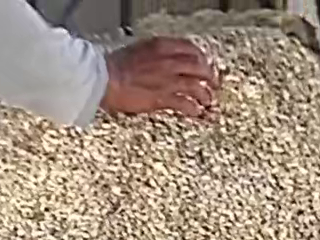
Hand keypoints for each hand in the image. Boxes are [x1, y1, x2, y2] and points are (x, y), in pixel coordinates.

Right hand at [101, 37, 218, 117]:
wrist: (106, 78)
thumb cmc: (115, 68)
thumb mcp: (137, 52)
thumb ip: (152, 57)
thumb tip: (157, 64)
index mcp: (160, 46)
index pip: (189, 48)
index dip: (200, 58)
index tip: (204, 65)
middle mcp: (167, 60)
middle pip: (197, 65)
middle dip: (209, 75)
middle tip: (214, 84)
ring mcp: (166, 79)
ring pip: (195, 85)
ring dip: (204, 94)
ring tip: (208, 102)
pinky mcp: (162, 97)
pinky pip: (184, 103)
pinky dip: (193, 109)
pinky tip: (197, 113)